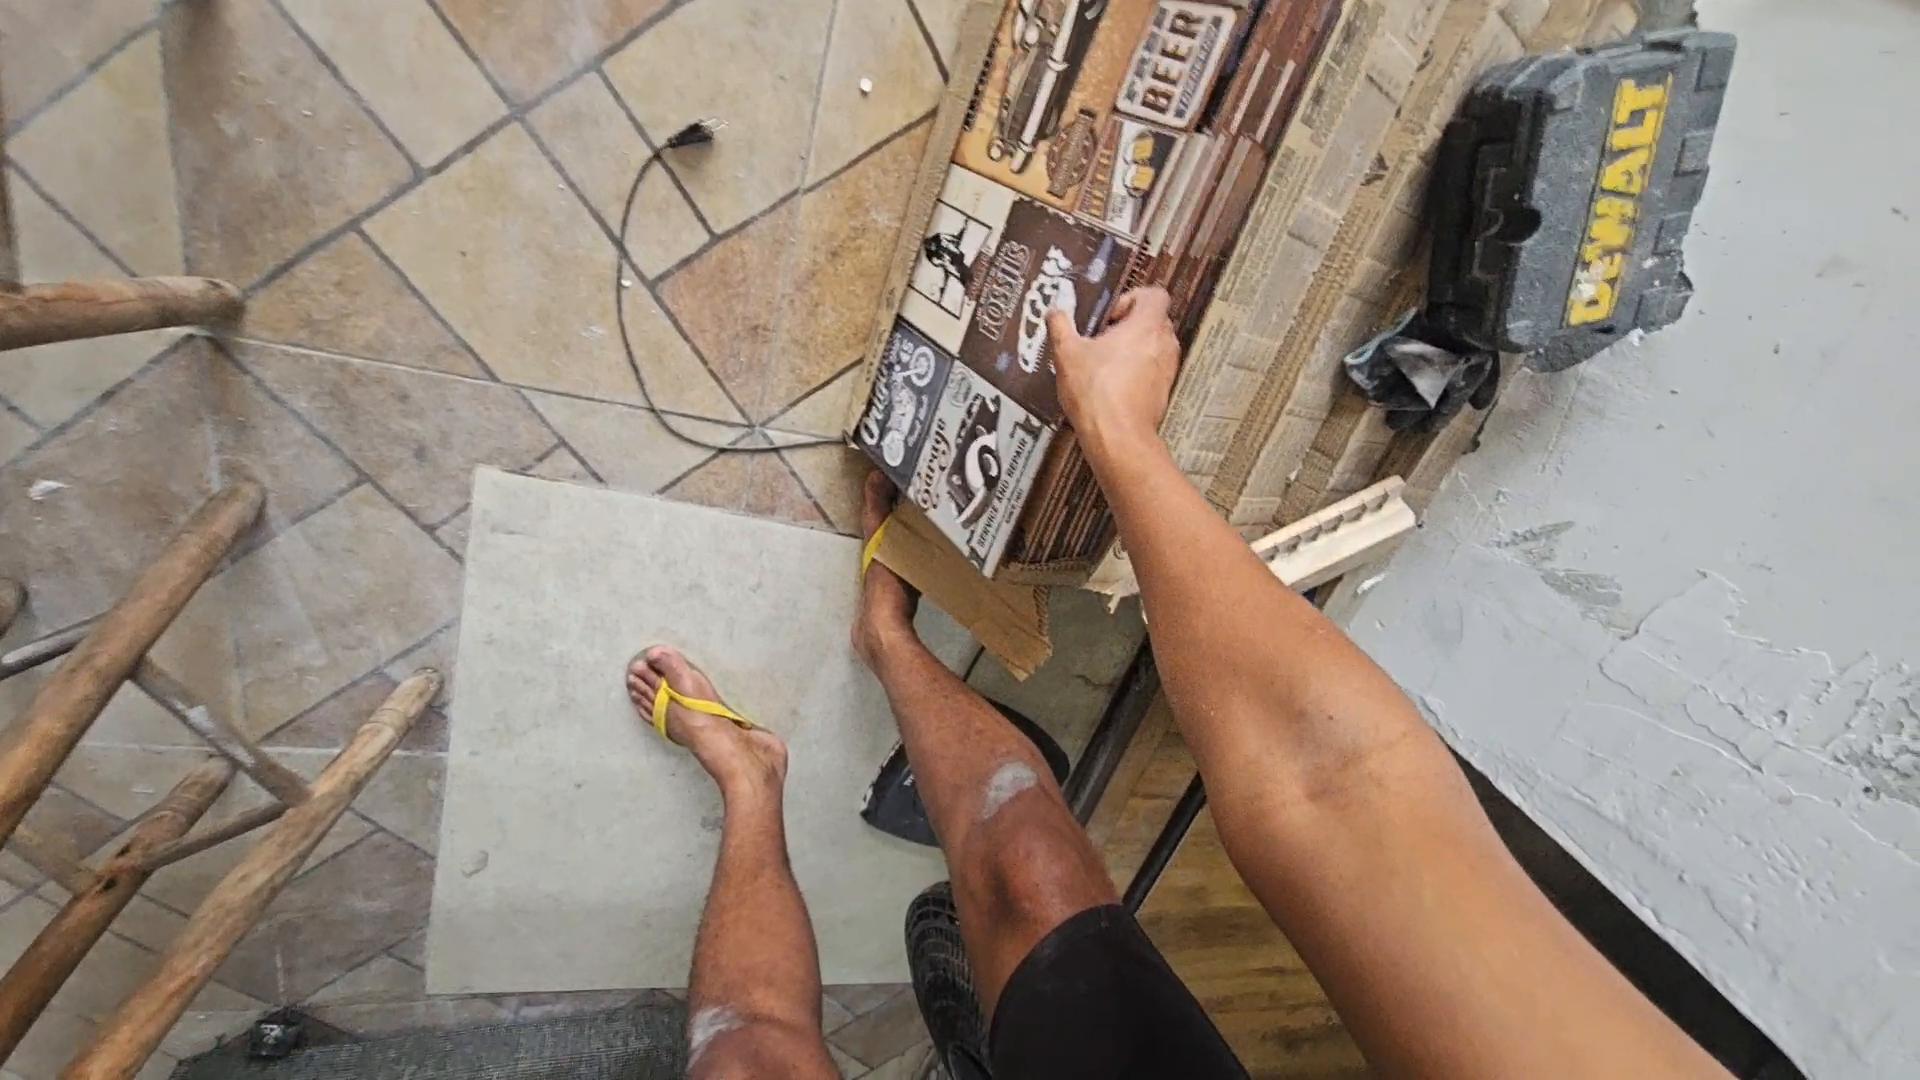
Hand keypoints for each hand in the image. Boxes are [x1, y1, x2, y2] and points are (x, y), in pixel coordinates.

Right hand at [1048, 287, 1180, 454]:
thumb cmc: (1097, 394)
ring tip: (1104, 364)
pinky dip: (1137, 373)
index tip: (1109, 317)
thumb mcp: (1067, 354)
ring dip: (1133, 350)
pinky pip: (1153, 372)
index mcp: (1146, 325)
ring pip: (1154, 347)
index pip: (1154, 294)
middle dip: (1128, 326)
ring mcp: (1167, 370)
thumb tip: (1055, 313)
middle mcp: (1164, 344)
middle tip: (1102, 339)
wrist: (1117, 437)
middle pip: (1154, 320)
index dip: (1130, 299)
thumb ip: (1060, 327)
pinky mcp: (1163, 393)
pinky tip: (1111, 386)